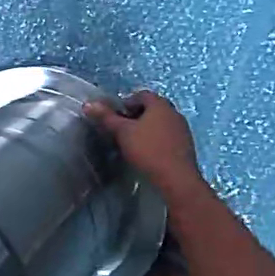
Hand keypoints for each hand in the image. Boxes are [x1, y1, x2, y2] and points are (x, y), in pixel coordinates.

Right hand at [84, 90, 208, 201]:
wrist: (177, 180)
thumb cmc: (148, 151)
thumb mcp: (123, 132)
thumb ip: (106, 117)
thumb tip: (88, 104)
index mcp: (160, 104)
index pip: (141, 95)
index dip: (125, 103)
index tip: (115, 118)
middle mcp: (174, 113)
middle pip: (151, 109)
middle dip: (135, 117)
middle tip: (122, 130)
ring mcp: (182, 130)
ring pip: (160, 123)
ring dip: (147, 129)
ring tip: (133, 144)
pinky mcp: (186, 146)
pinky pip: (167, 137)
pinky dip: (156, 141)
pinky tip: (148, 154)